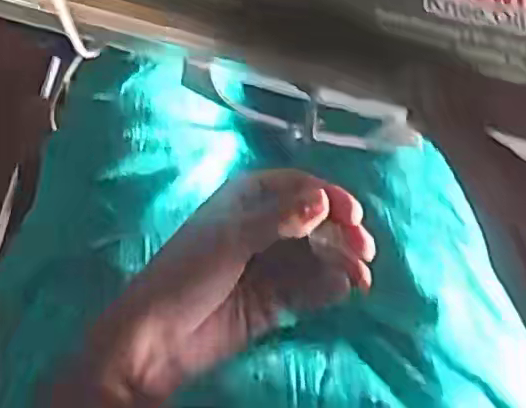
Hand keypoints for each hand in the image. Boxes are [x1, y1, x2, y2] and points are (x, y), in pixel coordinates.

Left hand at [54, 170, 374, 406]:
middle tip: (365, 249)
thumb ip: (278, 220)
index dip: (327, 195)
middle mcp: (262, 224)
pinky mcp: (273, 300)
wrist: (160, 337)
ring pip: (315, 253)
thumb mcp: (233, 237)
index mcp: (247, 197)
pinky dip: (329, 285)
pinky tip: (344, 288)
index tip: (354, 213)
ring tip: (361, 276)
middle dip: (340, 230)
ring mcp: (269, 262)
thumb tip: (322, 200)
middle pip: (311, 220)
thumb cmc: (189, 270)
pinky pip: (308, 286)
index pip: (296, 186)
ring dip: (340, 259)